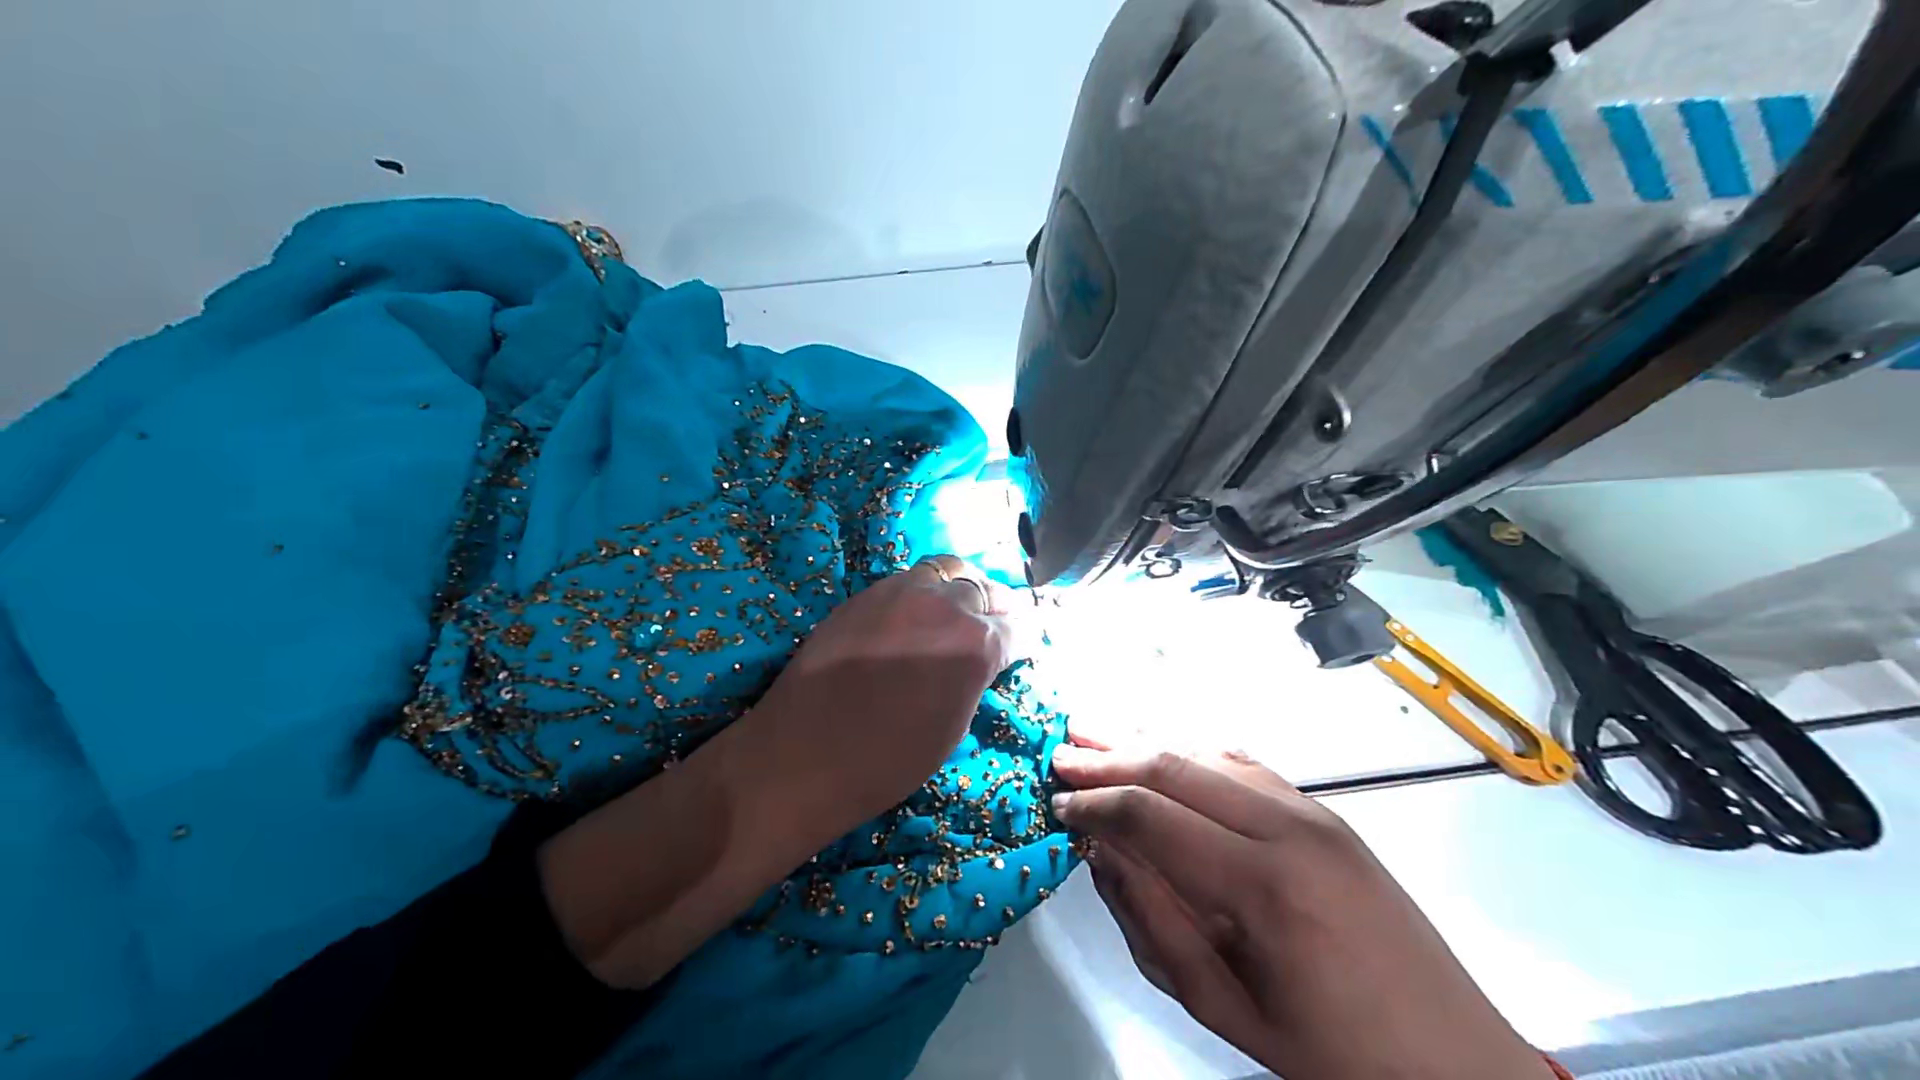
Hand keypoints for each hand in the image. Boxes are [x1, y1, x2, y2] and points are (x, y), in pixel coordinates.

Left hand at [738, 553, 1020, 846]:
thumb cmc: (888, 761)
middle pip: (983, 590)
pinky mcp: (865, 594)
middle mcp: (943, 606)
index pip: (1016, 627)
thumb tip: (983, 659)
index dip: (1023, 637)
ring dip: (959, 588)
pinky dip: (923, 590)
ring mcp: (900, 593)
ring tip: (956, 609)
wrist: (803, 755)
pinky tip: (915, 614)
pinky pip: (907, 579)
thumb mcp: (953, 727)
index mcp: (975, 645)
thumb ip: (975, 678)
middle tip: (994, 622)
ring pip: (945, 572)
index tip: (1022, 644)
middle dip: (995, 606)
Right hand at [1049, 745, 1554, 1079]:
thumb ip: (1151, 920)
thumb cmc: (1328, 1053)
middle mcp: (1287, 827)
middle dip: (1108, 758)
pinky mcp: (1326, 813)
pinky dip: (1191, 751)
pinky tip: (1163, 749)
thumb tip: (1100, 851)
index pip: (1151, 815)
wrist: (1453, 1058)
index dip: (1094, 803)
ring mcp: (1313, 812)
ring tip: (1095, 734)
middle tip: (1059, 754)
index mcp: (1261, 886)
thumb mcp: (1221, 1007)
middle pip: (1174, 767)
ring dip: (1145, 742)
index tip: (1056, 805)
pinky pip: (1244, 764)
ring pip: (1207, 753)